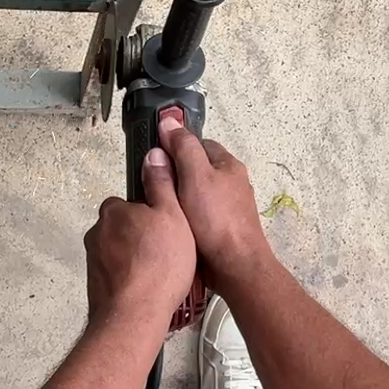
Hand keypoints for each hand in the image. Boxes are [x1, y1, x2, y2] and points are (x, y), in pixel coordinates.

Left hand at [83, 144, 196, 333]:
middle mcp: (97, 234)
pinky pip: (117, 276)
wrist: (134, 317)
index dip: (150, 213)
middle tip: (167, 250)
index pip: (129, 203)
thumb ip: (161, 184)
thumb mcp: (173, 216)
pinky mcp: (96, 286)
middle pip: (124, 228)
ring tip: (162, 274)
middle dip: (141, 237)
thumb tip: (154, 156)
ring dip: (136, 260)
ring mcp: (94, 262)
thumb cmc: (158, 267)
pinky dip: (130, 280)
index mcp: (113, 212)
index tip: (165, 226)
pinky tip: (149, 289)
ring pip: (120, 253)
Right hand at [155, 108, 272, 286]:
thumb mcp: (196, 176)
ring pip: (193, 194)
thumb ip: (182, 147)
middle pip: (194, 169)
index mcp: (228, 165)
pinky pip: (196, 215)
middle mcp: (229, 184)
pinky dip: (183, 217)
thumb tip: (169, 122)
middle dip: (173, 175)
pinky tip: (171, 224)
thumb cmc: (217, 220)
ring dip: (176, 198)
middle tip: (153, 184)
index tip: (154, 156)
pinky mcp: (219, 229)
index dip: (175, 147)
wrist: (235, 267)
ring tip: (159, 206)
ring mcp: (225, 208)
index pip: (197, 144)